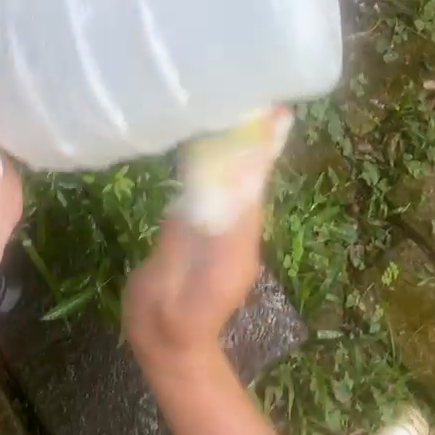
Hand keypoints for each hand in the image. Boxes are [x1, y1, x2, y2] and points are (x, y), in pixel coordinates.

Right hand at [124, 108, 289, 379]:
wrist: (163, 343)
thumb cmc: (178, 317)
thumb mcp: (192, 277)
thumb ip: (198, 234)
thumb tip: (215, 187)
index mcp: (240, 234)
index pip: (254, 179)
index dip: (262, 145)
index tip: (271, 108)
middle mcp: (232, 222)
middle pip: (245, 171)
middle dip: (251, 135)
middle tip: (254, 91)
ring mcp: (211, 222)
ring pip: (225, 174)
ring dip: (230, 141)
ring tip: (230, 102)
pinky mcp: (188, 224)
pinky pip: (202, 183)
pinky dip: (203, 157)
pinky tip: (197, 134)